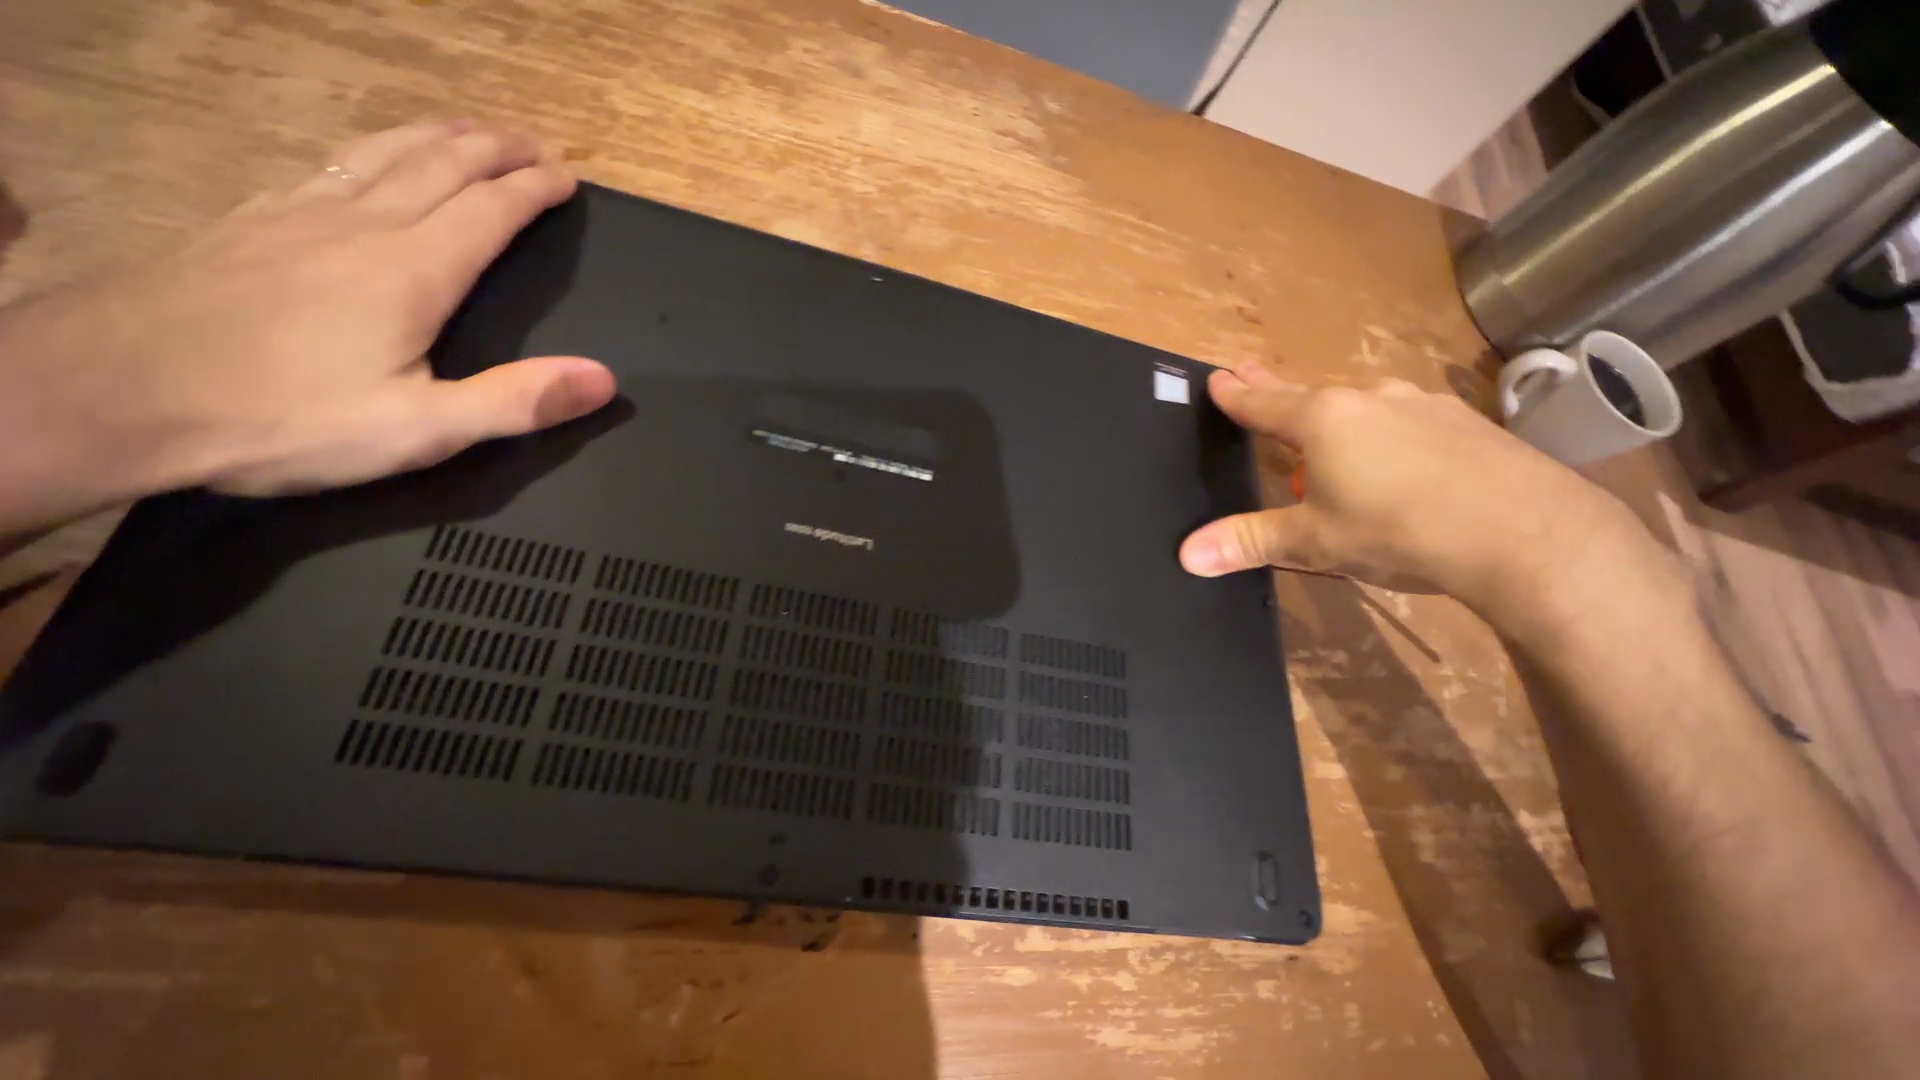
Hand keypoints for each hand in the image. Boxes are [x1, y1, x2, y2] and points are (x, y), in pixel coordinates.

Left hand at [0, 120, 615, 535]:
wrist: (116, 393)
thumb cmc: (284, 417)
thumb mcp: (419, 429)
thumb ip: (516, 402)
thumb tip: (604, 378)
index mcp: (413, 271)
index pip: (490, 210)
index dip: (534, 190)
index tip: (568, 177)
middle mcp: (363, 226)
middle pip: (443, 165)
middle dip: (496, 149)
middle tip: (534, 143)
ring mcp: (300, 215)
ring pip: (385, 153)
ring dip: (438, 137)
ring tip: (470, 131)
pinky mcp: (252, 222)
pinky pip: (329, 165)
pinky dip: (372, 150)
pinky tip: (369, 159)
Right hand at [1177, 365, 1667, 623]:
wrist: (1525, 533)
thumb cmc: (1399, 531)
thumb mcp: (1315, 542)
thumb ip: (1250, 541)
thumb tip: (1185, 556)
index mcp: (1322, 420)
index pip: (1262, 403)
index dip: (1235, 394)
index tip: (1216, 376)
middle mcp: (1367, 399)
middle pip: (1307, 393)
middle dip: (1274, 387)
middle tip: (1248, 371)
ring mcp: (1420, 404)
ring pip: (1360, 405)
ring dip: (1334, 413)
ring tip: (1324, 429)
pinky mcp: (1462, 422)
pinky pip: (1403, 420)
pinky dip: (1383, 431)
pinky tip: (1395, 455)